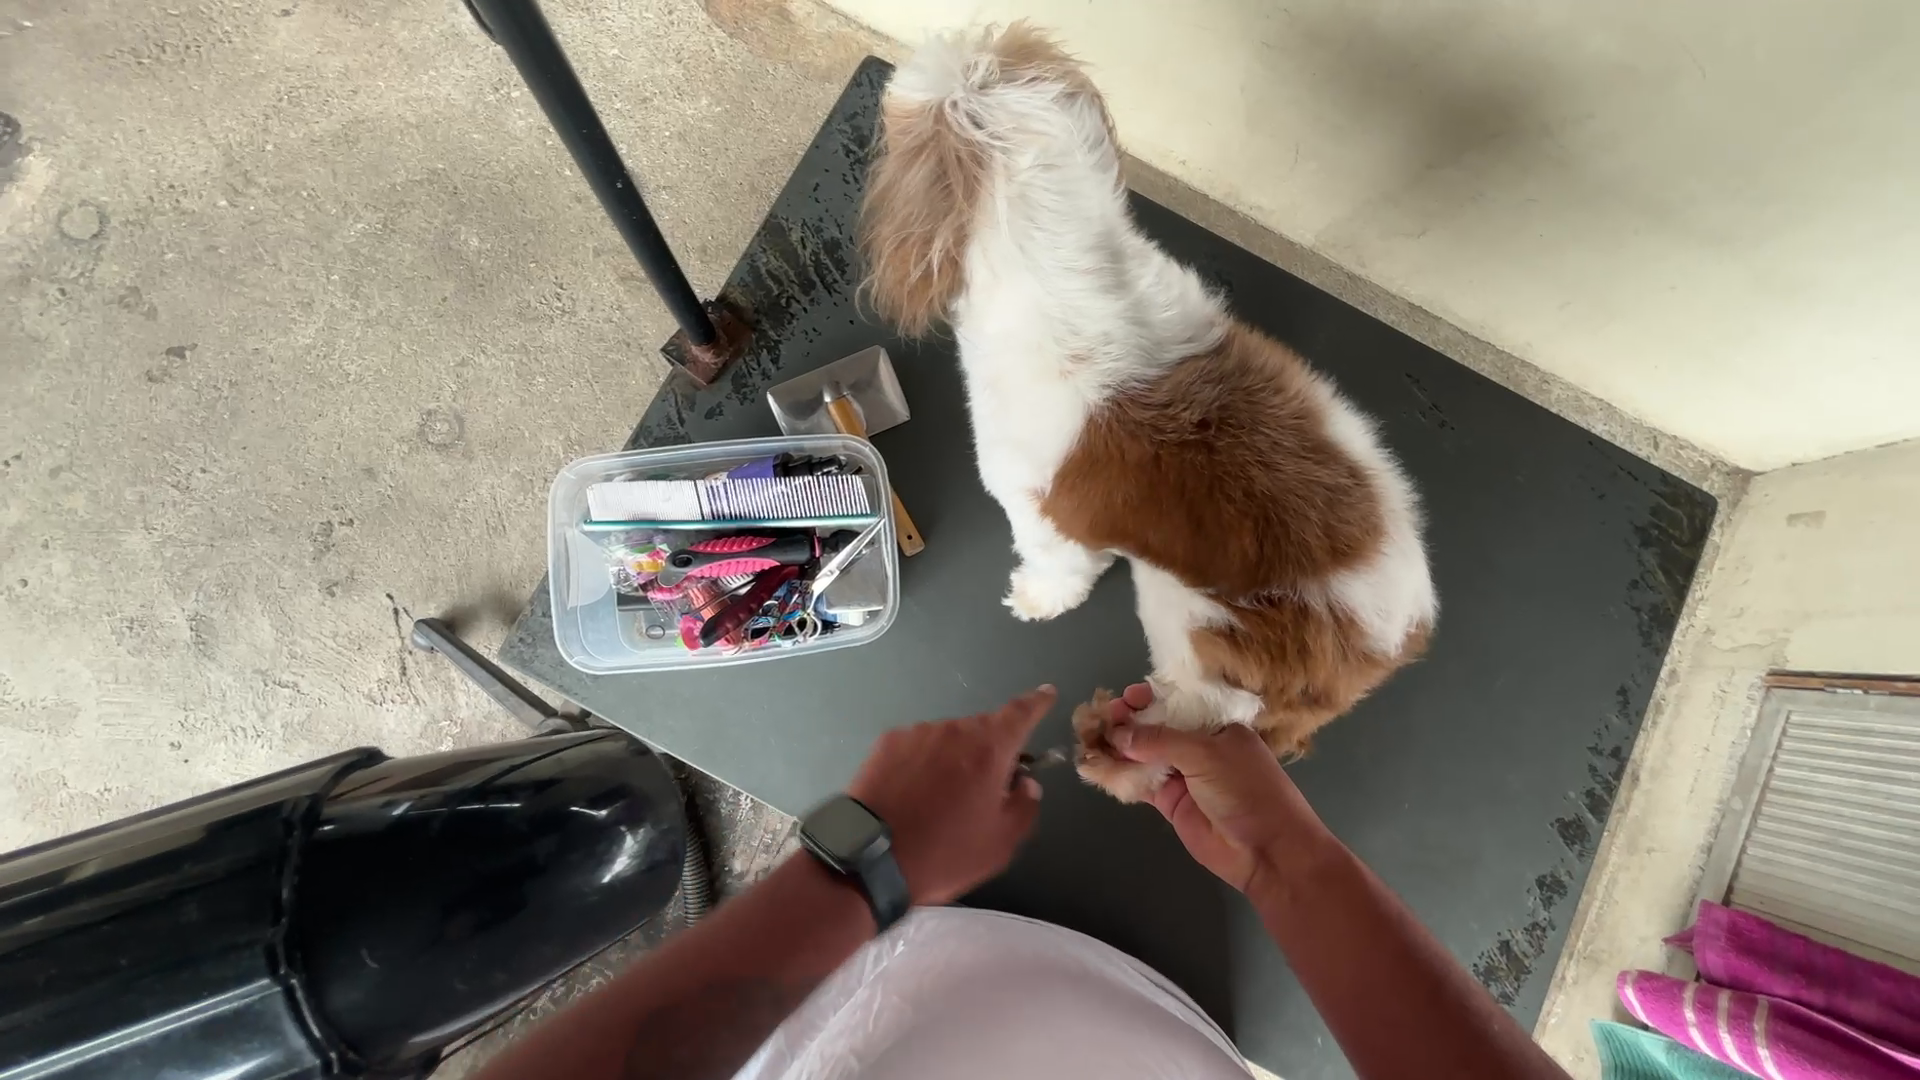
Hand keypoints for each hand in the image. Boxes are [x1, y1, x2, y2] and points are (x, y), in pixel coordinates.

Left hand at [845, 686, 1053, 904]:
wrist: (868, 857)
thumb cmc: (944, 853)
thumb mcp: (999, 844)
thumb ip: (1024, 807)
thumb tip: (1025, 783)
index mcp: (989, 749)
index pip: (1021, 712)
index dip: (1037, 702)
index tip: (1047, 692)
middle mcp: (955, 729)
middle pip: (983, 731)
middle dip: (989, 753)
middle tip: (982, 791)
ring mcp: (918, 732)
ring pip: (949, 739)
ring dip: (953, 759)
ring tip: (938, 801)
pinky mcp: (888, 741)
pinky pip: (919, 746)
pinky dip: (923, 763)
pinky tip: (911, 794)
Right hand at [1106, 684, 1324, 896]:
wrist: (1268, 852)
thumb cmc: (1246, 790)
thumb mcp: (1206, 754)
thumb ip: (1160, 740)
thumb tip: (1118, 734)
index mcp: (1215, 726)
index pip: (1176, 704)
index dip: (1149, 699)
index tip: (1125, 698)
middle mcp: (1197, 746)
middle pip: (1155, 727)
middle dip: (1128, 722)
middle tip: (1102, 719)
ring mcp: (1182, 774)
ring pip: (1142, 753)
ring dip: (1118, 747)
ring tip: (1091, 739)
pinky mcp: (1169, 800)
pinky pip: (1138, 781)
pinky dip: (1118, 774)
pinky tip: (1097, 766)